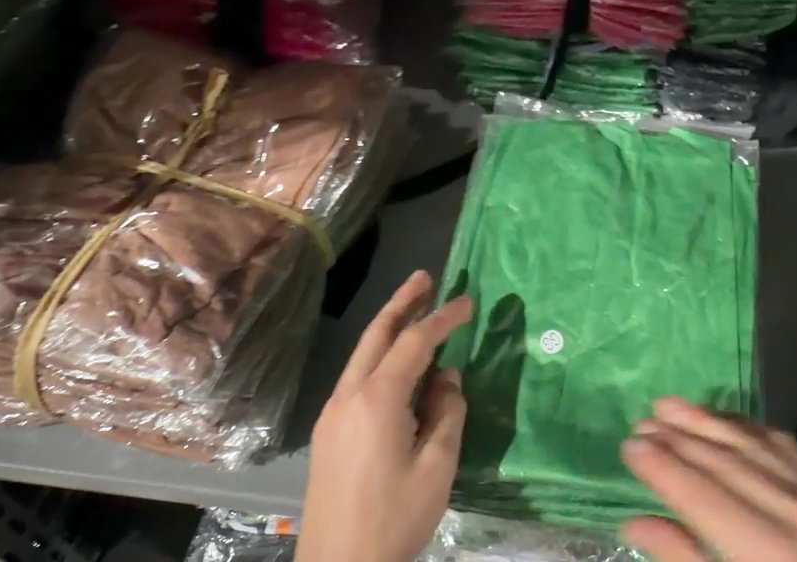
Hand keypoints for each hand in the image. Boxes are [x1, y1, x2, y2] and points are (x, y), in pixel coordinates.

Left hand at [296, 271, 474, 561]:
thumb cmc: (393, 518)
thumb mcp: (437, 467)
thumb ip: (447, 413)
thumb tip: (447, 379)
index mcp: (378, 399)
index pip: (415, 342)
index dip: (443, 318)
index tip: (469, 302)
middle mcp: (349, 396)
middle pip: (377, 334)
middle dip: (402, 303)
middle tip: (425, 277)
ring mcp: (332, 415)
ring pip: (362, 355)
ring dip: (389, 328)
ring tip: (414, 308)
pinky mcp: (328, 434)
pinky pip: (356, 378)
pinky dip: (379, 357)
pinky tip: (397, 366)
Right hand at [620, 398, 796, 561]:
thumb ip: (683, 560)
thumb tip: (634, 523)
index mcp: (764, 551)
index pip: (701, 496)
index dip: (662, 468)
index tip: (629, 445)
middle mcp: (793, 513)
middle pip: (724, 464)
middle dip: (677, 440)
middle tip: (640, 423)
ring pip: (750, 444)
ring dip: (705, 421)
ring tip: (667, 405)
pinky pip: (781, 444)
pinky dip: (746, 427)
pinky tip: (720, 417)